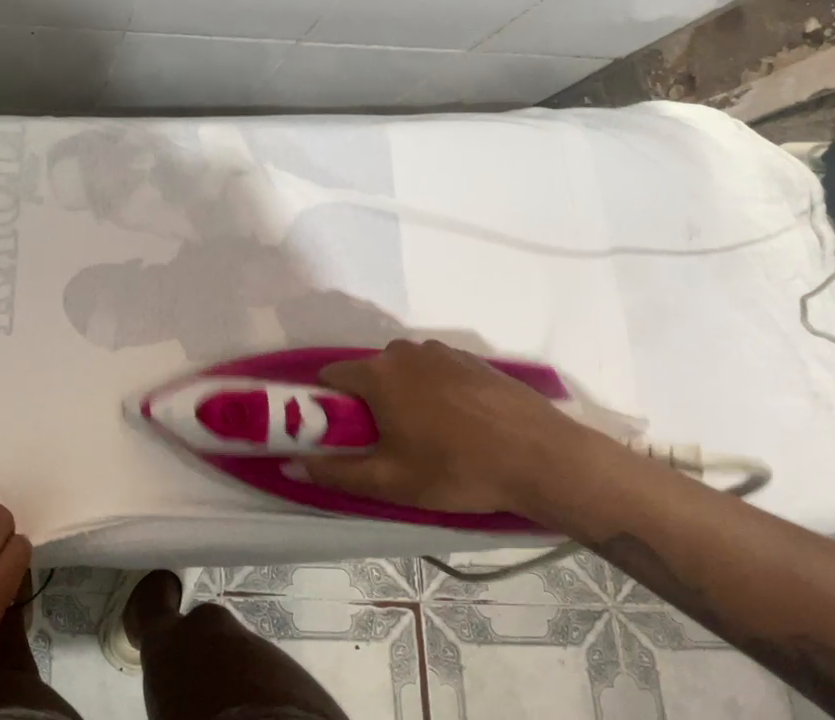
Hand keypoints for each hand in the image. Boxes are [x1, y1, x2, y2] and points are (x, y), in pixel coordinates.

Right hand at [297, 339, 601, 521]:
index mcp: (377, 375)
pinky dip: (435, 390)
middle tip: (385, 440)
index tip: (339, 432)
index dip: (327, 403)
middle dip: (367, 401)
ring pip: (404, 370)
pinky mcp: (473, 360)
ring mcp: (441, 352)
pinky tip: (458, 423)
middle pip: (368, 372)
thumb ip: (335, 472)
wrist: (545, 459)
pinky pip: (436, 370)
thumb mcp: (390, 482)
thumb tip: (289, 465)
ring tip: (426, 433)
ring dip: (402, 393)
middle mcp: (403, 353)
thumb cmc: (458, 470)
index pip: (330, 376)